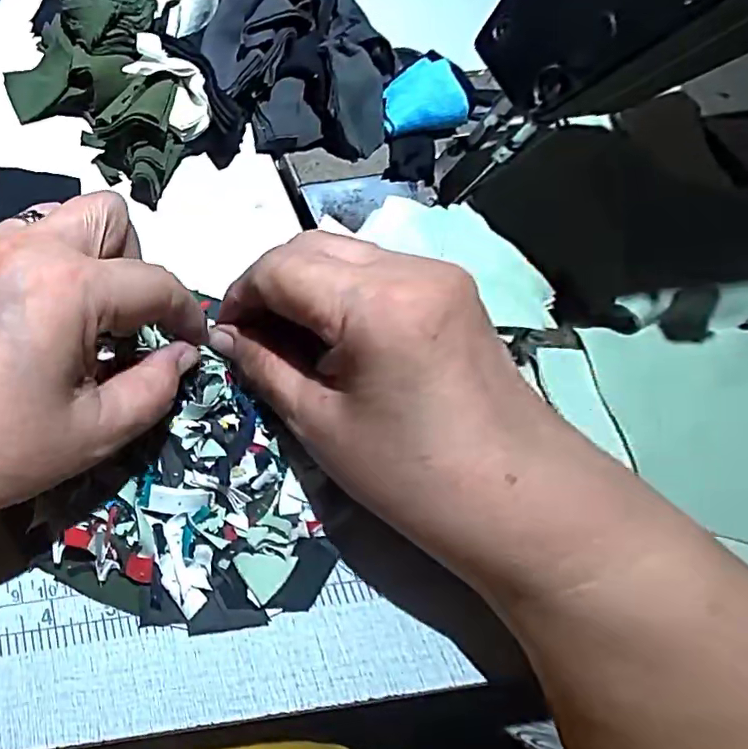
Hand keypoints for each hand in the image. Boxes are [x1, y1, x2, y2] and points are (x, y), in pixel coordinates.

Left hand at [0, 192, 205, 554]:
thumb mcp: (96, 431)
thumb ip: (155, 386)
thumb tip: (182, 355)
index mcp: (68, 286)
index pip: (154, 282)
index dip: (185, 313)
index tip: (191, 342)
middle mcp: (30, 249)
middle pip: (109, 215)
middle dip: (134, 262)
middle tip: (126, 321)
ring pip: (62, 219)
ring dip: (89, 259)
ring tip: (83, 322)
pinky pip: (22, 241)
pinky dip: (47, 268)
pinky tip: (36, 324)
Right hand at [211, 232, 692, 601]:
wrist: (522, 503)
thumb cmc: (412, 477)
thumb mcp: (321, 424)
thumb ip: (265, 366)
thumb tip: (225, 335)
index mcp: (377, 303)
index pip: (281, 267)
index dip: (240, 294)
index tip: (224, 333)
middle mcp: (411, 268)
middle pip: (310, 246)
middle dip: (267, 284)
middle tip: (250, 335)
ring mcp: (439, 274)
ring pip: (344, 252)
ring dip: (303, 284)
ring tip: (287, 338)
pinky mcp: (452, 290)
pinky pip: (376, 270)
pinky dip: (338, 291)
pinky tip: (331, 334)